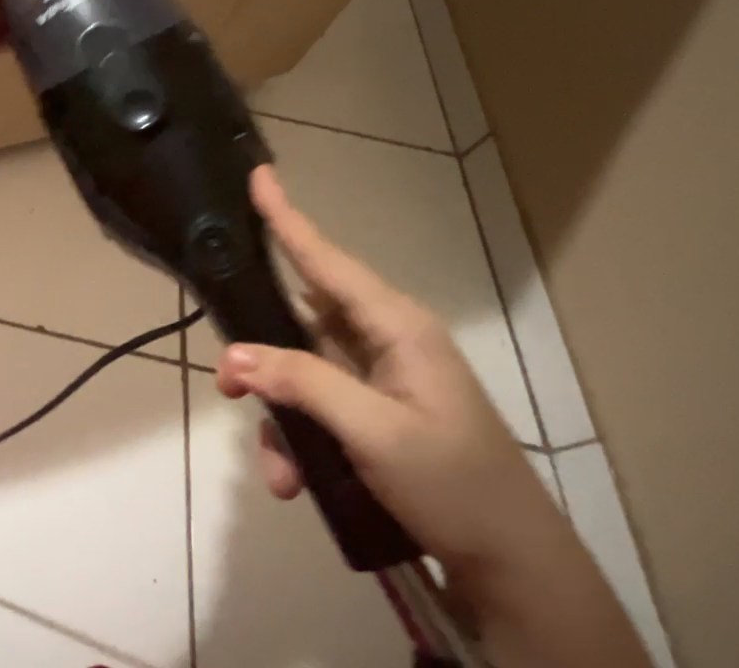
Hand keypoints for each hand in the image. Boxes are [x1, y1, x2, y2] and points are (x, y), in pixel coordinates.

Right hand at [217, 166, 566, 575]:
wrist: (509, 563)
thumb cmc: (453, 484)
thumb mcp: (376, 432)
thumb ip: (304, 384)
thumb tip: (235, 356)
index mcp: (397, 328)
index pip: (327, 261)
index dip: (288, 219)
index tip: (258, 175)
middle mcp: (383, 341)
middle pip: (297, 320)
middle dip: (260, 355)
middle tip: (229, 386)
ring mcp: (374, 378)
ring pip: (295, 371)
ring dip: (278, 416)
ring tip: (279, 470)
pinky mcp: (366, 411)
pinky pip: (309, 407)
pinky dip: (294, 442)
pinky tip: (293, 483)